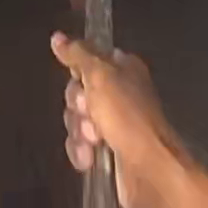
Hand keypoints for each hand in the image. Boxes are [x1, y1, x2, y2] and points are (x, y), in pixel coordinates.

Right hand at [52, 32, 187, 207]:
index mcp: (123, 68)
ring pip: (77, 118)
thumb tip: (57, 36)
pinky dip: (81, 151)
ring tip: (93, 142)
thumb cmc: (127, 115)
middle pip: (78, 89)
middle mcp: (119, 92)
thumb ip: (77, 54)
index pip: (89, 57)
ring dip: (79, 130)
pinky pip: (81, 144)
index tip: (80, 79)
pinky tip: (88, 159)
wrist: (151, 171)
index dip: (79, 70)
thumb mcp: (99, 75)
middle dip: (78, 104)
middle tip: (89, 112)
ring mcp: (113, 123)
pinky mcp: (108, 151)